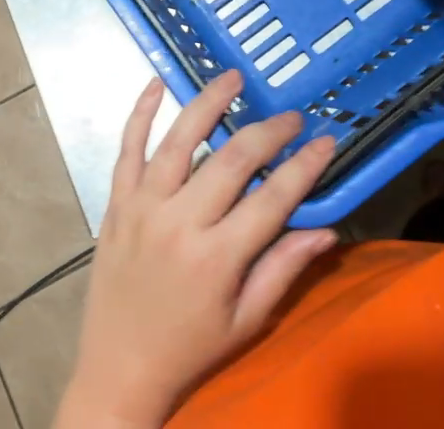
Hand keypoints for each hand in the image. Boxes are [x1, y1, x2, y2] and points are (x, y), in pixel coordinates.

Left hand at [59, 73, 338, 428]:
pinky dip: (139, 113)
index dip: (304, 166)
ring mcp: (142, 206)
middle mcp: (180, 222)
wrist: (117, 366)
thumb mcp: (245, 320)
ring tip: (231, 77)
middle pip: (231, 160)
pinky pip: (126, 148)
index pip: (272, 198)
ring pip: (178, 141)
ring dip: (207, 103)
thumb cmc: (189, 347)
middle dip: (268, 131)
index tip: (326, 141)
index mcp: (218, 258)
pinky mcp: (116, 201)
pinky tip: (156, 83)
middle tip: (291, 116)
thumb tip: (326, 231)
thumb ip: (283, 270)